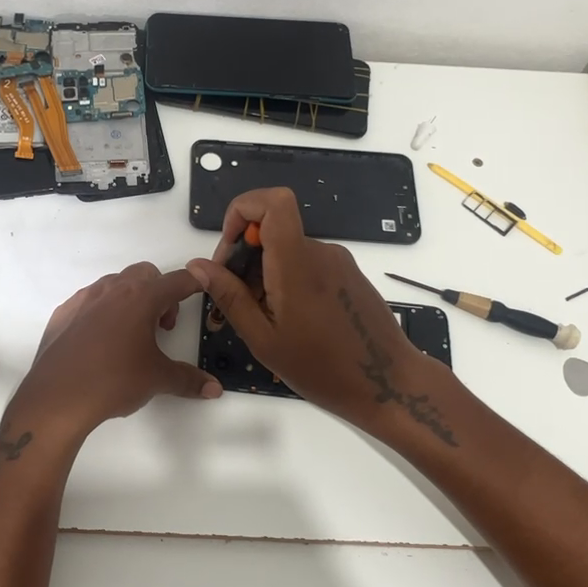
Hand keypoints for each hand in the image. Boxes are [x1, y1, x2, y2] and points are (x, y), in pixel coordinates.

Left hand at [9, 262, 220, 439]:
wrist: (57, 397)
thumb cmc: (114, 380)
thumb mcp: (157, 379)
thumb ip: (188, 380)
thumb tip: (214, 389)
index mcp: (141, 298)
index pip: (177, 281)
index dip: (194, 283)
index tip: (202, 288)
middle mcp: (112, 289)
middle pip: (145, 274)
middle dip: (159, 292)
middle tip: (161, 327)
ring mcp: (84, 298)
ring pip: (115, 284)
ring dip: (130, 300)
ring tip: (131, 335)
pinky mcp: (63, 313)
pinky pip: (90, 302)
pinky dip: (103, 312)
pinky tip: (100, 342)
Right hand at [188, 188, 444, 433]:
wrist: (389, 384)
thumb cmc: (323, 368)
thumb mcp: (264, 339)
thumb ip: (230, 296)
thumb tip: (199, 264)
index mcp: (297, 263)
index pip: (273, 202)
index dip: (243, 210)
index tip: (229, 250)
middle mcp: (320, 252)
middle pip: (272, 232)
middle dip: (244, 259)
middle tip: (231, 304)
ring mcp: (338, 263)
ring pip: (288, 253)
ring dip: (265, 277)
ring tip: (259, 323)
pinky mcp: (349, 276)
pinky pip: (308, 266)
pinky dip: (287, 284)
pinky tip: (287, 324)